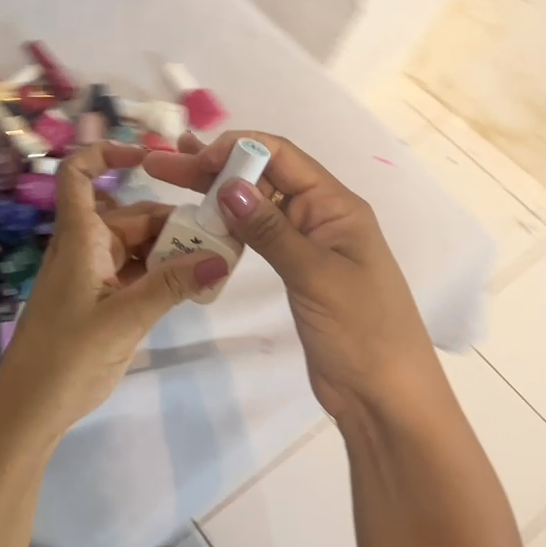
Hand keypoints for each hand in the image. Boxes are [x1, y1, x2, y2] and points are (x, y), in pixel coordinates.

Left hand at [0, 144, 227, 440]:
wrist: (28, 407)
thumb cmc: (67, 356)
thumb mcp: (125, 319)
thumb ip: (171, 286)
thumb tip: (220, 257)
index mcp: (78, 237)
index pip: (78, 173)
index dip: (107, 152)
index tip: (148, 156)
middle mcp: (82, 246)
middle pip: (127, 214)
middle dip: (169, 221)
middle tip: (220, 240)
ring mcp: (88, 273)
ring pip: (133, 245)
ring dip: (168, 250)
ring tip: (212, 264)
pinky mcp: (95, 299)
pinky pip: (131, 272)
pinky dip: (157, 274)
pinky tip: (188, 286)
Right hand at [103, 131, 438, 419]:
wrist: (385, 397)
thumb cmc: (363, 331)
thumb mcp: (315, 276)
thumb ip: (270, 230)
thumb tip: (228, 185)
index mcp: (335, 205)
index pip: (281, 156)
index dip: (236, 149)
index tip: (192, 160)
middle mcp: (318, 215)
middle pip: (261, 176)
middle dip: (212, 166)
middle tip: (159, 164)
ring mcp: (304, 243)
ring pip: (253, 204)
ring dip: (213, 192)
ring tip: (167, 180)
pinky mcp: (292, 269)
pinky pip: (254, 235)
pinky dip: (225, 225)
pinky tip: (195, 222)